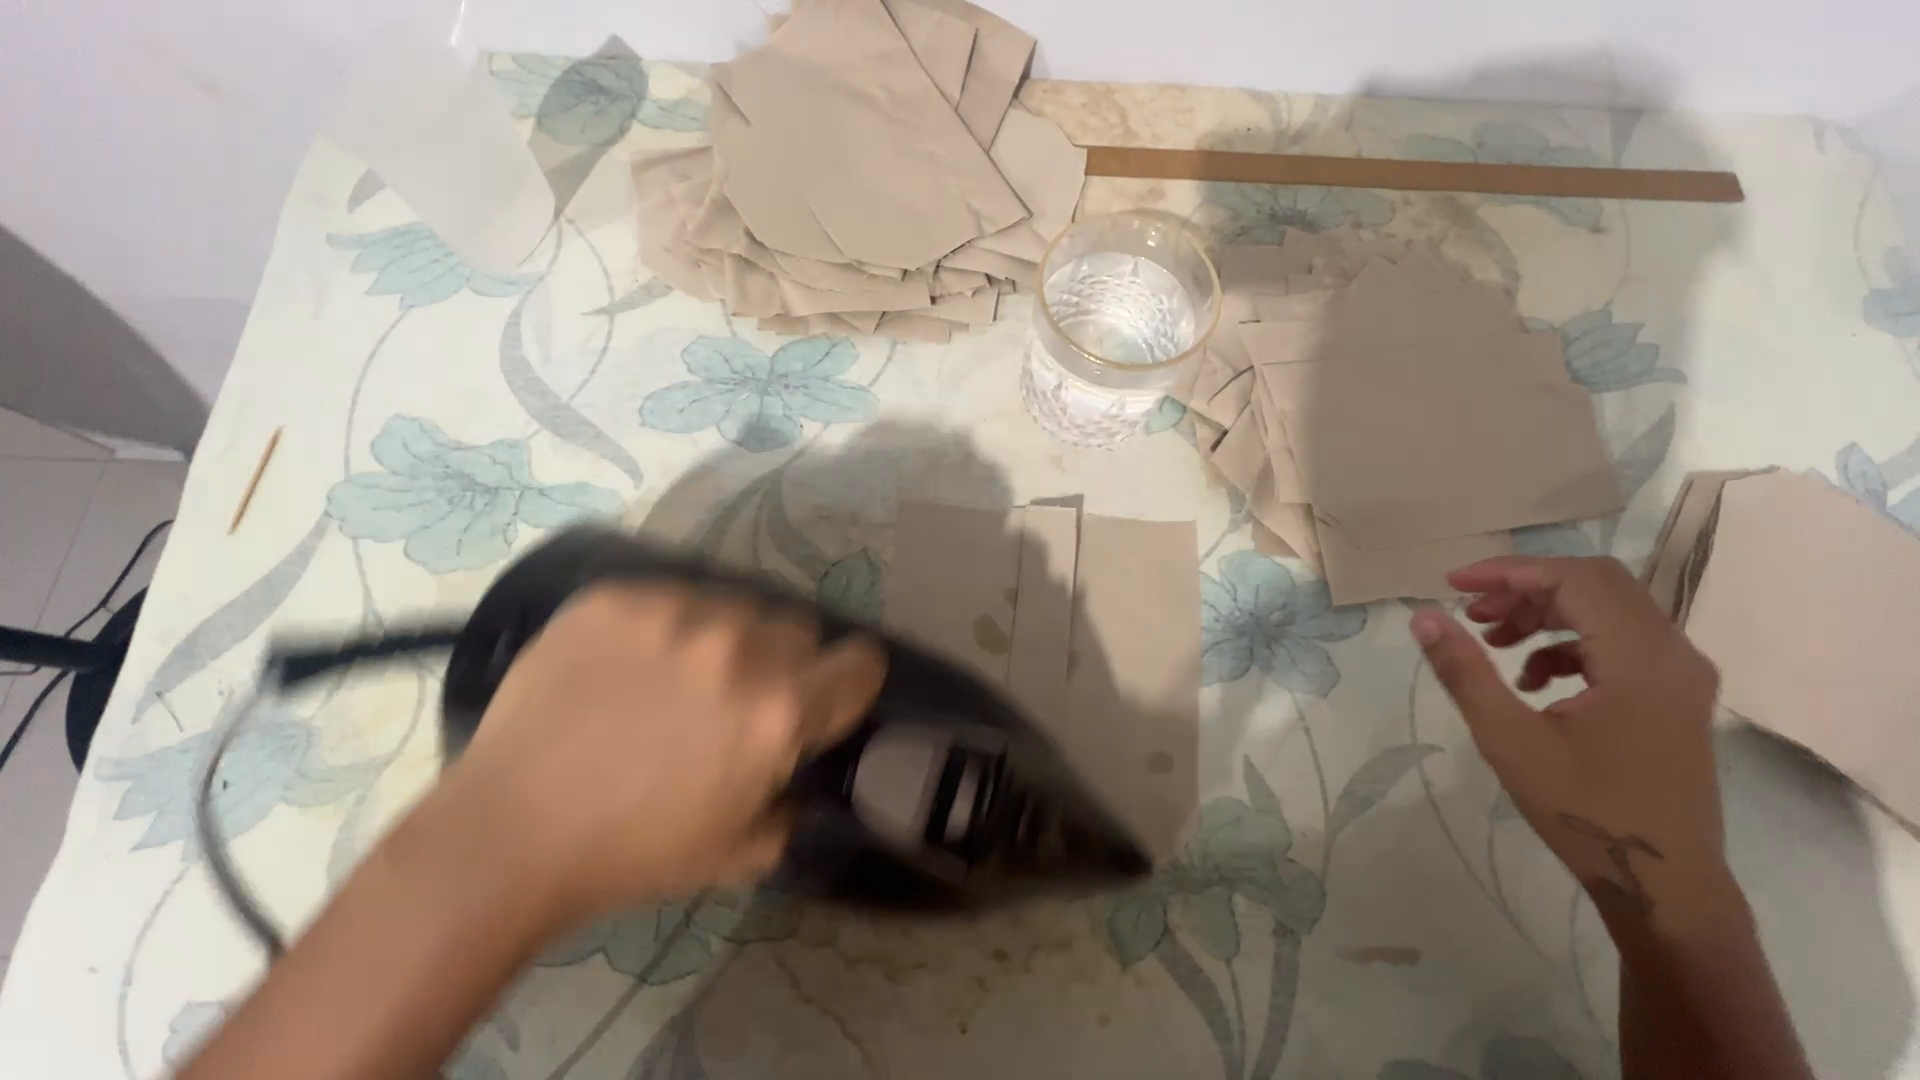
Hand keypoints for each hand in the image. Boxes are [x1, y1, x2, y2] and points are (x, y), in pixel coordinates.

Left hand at [437, 583, 886, 929]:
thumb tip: (799, 763)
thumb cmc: (634, 853)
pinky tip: (625, 668)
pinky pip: (669, 597)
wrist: (509, 833)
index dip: (850, 682)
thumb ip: (795, 800)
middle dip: (784, 661)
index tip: (828, 697)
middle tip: (740, 698)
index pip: (861, 663)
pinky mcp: (615, 597)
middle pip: (798, 628)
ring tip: (675, 679)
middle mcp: (738, 648)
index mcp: (780, 711)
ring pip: (734, 606)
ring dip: (725, 639)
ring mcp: (672, 613)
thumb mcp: (743, 851)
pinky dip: (662, 628)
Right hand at [1409, 556, 1726, 917]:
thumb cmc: (1583, 808)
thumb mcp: (1508, 737)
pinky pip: (1619, 641)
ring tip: (1491, 642)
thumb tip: (1423, 616)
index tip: (1451, 586)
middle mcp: (1673, 653)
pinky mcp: (1674, 696)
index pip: (1573, 579)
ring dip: (1544, 614)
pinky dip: (1568, 643)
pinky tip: (1529, 678)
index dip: (1508, 572)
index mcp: (1641, 657)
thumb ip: (1464, 670)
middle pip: (1595, 584)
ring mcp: (1680, 675)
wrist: (1664, 881)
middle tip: (1471, 612)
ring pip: (1607, 610)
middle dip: (1524, 588)